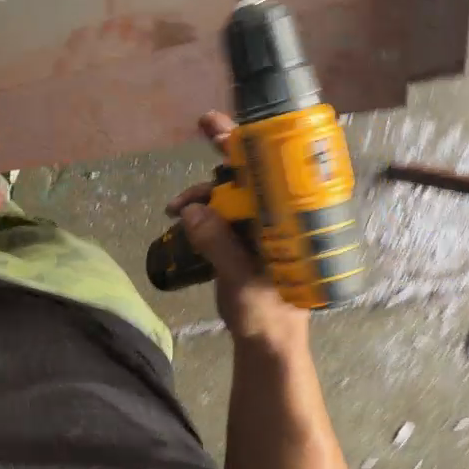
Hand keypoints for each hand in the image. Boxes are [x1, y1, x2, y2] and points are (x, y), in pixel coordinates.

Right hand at [165, 112, 309, 351]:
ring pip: (231, 195)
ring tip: (175, 209)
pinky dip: (199, 211)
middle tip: (203, 129)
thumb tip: (193, 211)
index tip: (231, 125)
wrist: (264, 343)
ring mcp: (261, 228)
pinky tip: (180, 217)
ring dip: (202, 193)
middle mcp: (280, 217)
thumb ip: (220, 247)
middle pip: (253, 175)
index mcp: (293, 222)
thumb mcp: (243, 282)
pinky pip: (220, 215)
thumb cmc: (267, 316)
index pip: (278, 173)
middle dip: (225, 154)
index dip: (256, 143)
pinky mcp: (244, 240)